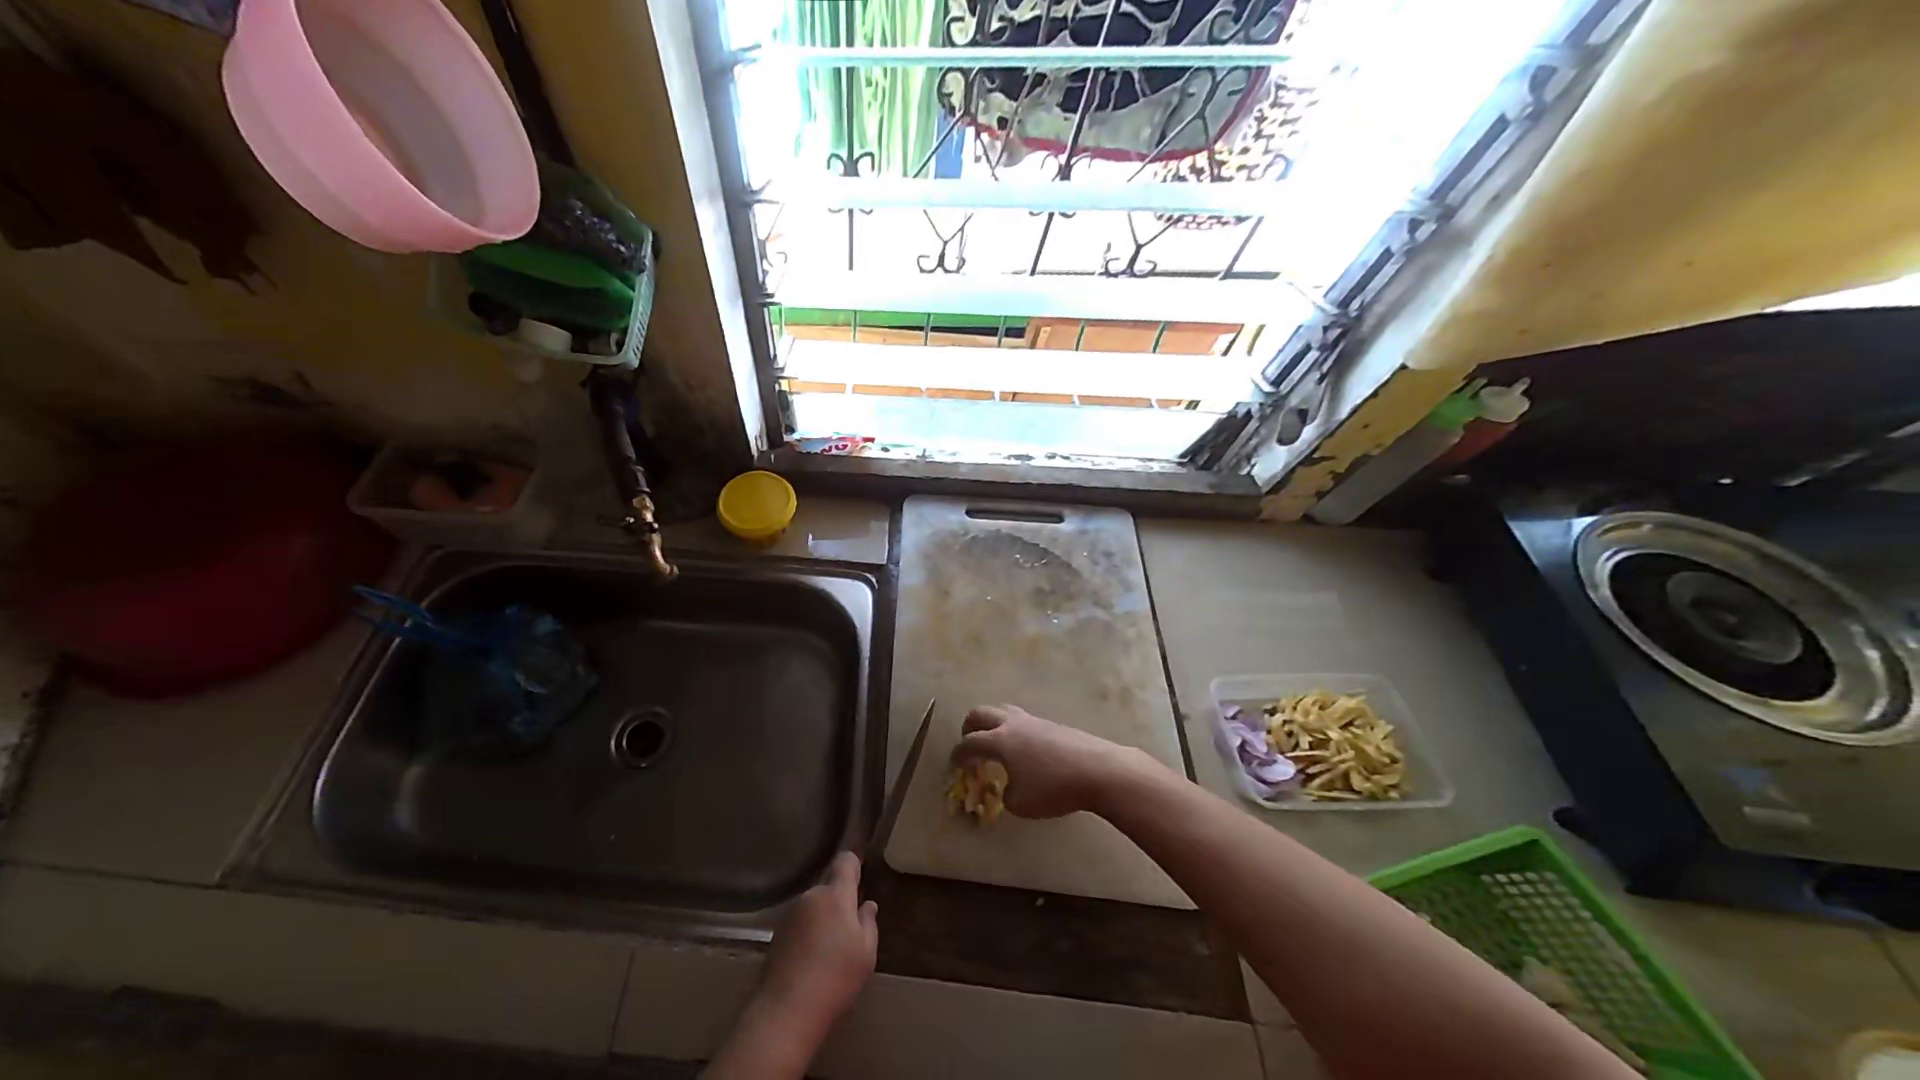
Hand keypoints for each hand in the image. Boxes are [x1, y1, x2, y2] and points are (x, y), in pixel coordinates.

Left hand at [756, 851, 878, 1032]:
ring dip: (822, 918)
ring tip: (831, 949)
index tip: (861, 877)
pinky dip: (808, 934)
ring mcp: (790, 915)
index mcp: (835, 895)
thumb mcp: (866, 952)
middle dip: (839, 900)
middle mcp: (810, 897)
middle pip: (828, 887)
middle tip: (850, 927)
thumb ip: (868, 922)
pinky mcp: (776, 935)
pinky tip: (812, 960)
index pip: (845, 862)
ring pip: (813, 906)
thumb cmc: (836, 976)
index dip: (854, 865)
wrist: (786, 1010)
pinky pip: (799, 924)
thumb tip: (867, 904)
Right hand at [950, 704, 1159, 818]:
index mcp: (999, 741)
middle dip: (970, 727)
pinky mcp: (1053, 725)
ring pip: (1005, 710)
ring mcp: (1035, 721)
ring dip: (994, 722)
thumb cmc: (1054, 788)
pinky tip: (1025, 748)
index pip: (969, 743)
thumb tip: (1009, 787)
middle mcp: (1013, 724)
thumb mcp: (1021, 804)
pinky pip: (1025, 720)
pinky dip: (1015, 729)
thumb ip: (1007, 795)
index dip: (958, 754)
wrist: (1098, 770)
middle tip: (969, 742)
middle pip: (981, 713)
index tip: (955, 763)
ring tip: (996, 740)